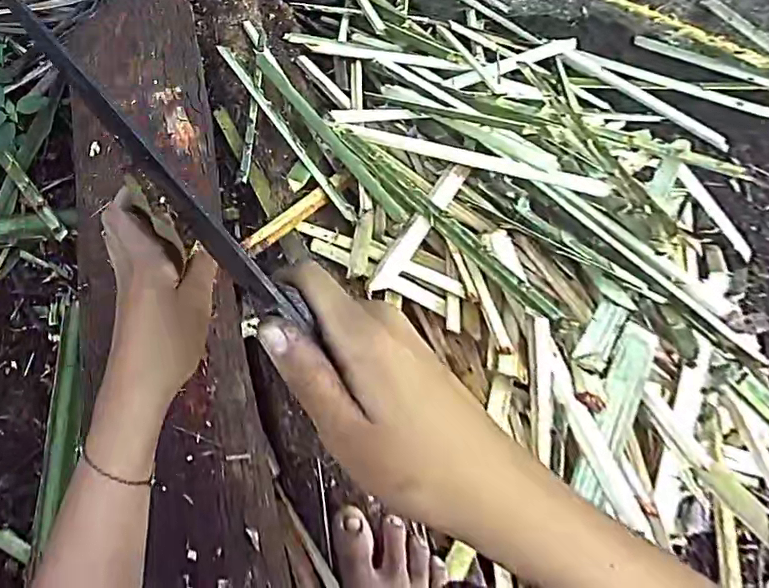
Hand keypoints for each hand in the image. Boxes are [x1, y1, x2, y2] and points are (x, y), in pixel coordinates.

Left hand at [98, 183, 219, 416]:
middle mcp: (126, 263)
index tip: (155, 179)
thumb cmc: (168, 344)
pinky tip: (166, 259)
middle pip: (114, 221)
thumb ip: (203, 268)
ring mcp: (122, 281)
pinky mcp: (125, 297)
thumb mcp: (197, 304)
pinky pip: (126, 257)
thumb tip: (211, 242)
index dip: (131, 190)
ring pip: (118, 239)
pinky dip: (139, 246)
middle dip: (132, 202)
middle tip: (166, 200)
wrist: (135, 387)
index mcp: (142, 257)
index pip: (121, 212)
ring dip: (136, 225)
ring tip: (171, 225)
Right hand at [255, 261, 526, 537]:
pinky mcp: (417, 349)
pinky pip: (368, 337)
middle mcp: (383, 318)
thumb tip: (268, 325)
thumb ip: (304, 372)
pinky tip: (374, 413)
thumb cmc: (419, 470)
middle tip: (315, 395)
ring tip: (348, 412)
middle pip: (322, 301)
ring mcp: (404, 332)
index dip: (277, 288)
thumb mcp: (344, 431)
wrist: (500, 493)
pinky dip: (355, 363)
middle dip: (305, 336)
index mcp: (361, 331)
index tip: (268, 327)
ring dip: (331, 354)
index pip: (306, 273)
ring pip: (343, 322)